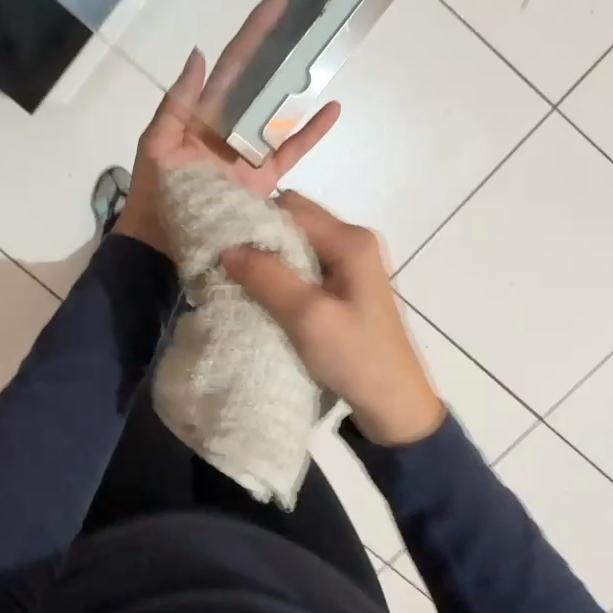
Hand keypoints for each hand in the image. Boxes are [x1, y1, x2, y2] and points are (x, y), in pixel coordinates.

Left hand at [113, 0, 341, 256]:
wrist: (159, 245)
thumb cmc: (154, 193)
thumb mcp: (156, 144)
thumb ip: (177, 103)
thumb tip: (200, 55)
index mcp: (201, 116)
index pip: (230, 67)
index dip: (252, 34)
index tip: (276, 2)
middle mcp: (228, 129)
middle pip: (258, 83)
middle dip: (280, 51)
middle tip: (307, 17)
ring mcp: (247, 154)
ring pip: (277, 113)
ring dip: (297, 86)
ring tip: (323, 55)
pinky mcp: (262, 180)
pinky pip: (290, 152)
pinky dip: (310, 133)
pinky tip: (332, 110)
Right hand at [220, 193, 446, 445]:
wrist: (393, 405)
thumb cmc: (355, 358)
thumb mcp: (307, 317)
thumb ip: (267, 277)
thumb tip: (226, 248)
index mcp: (350, 240)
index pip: (289, 208)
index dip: (253, 220)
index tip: (219, 243)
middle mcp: (352, 242)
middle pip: (293, 221)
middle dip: (257, 238)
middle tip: (223, 263)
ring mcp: (349, 266)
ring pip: (295, 246)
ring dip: (266, 259)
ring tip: (235, 279)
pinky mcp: (343, 288)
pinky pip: (302, 268)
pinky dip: (278, 275)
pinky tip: (258, 294)